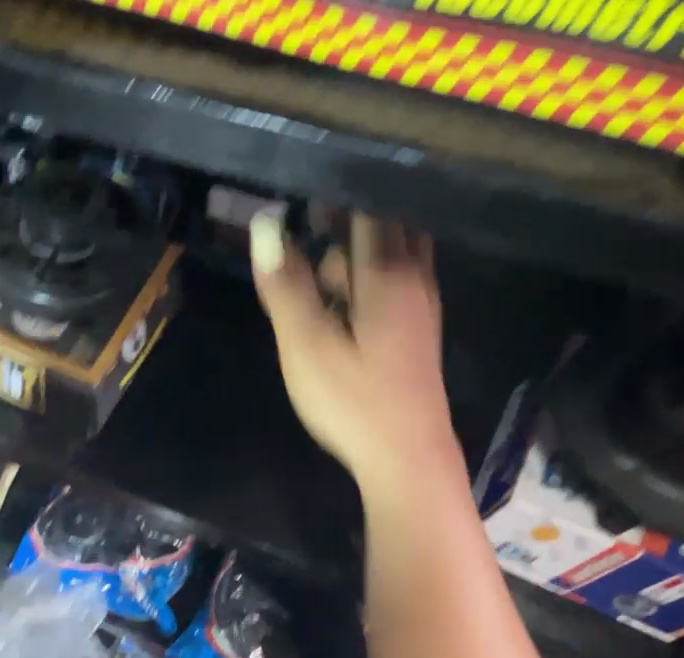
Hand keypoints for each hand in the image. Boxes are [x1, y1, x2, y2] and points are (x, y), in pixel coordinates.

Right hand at [249, 210, 460, 492]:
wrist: (405, 458)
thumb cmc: (353, 400)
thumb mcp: (306, 345)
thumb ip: (285, 285)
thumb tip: (265, 224)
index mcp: (387, 273)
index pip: (368, 206)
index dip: (338, 186)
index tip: (304, 174)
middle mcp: (412, 278)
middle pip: (385, 224)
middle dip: (348, 210)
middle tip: (304, 204)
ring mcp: (418, 305)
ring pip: (388, 254)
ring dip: (354, 244)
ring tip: (312, 243)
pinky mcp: (413, 331)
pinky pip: (390, 280)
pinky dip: (362, 272)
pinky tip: (336, 291)